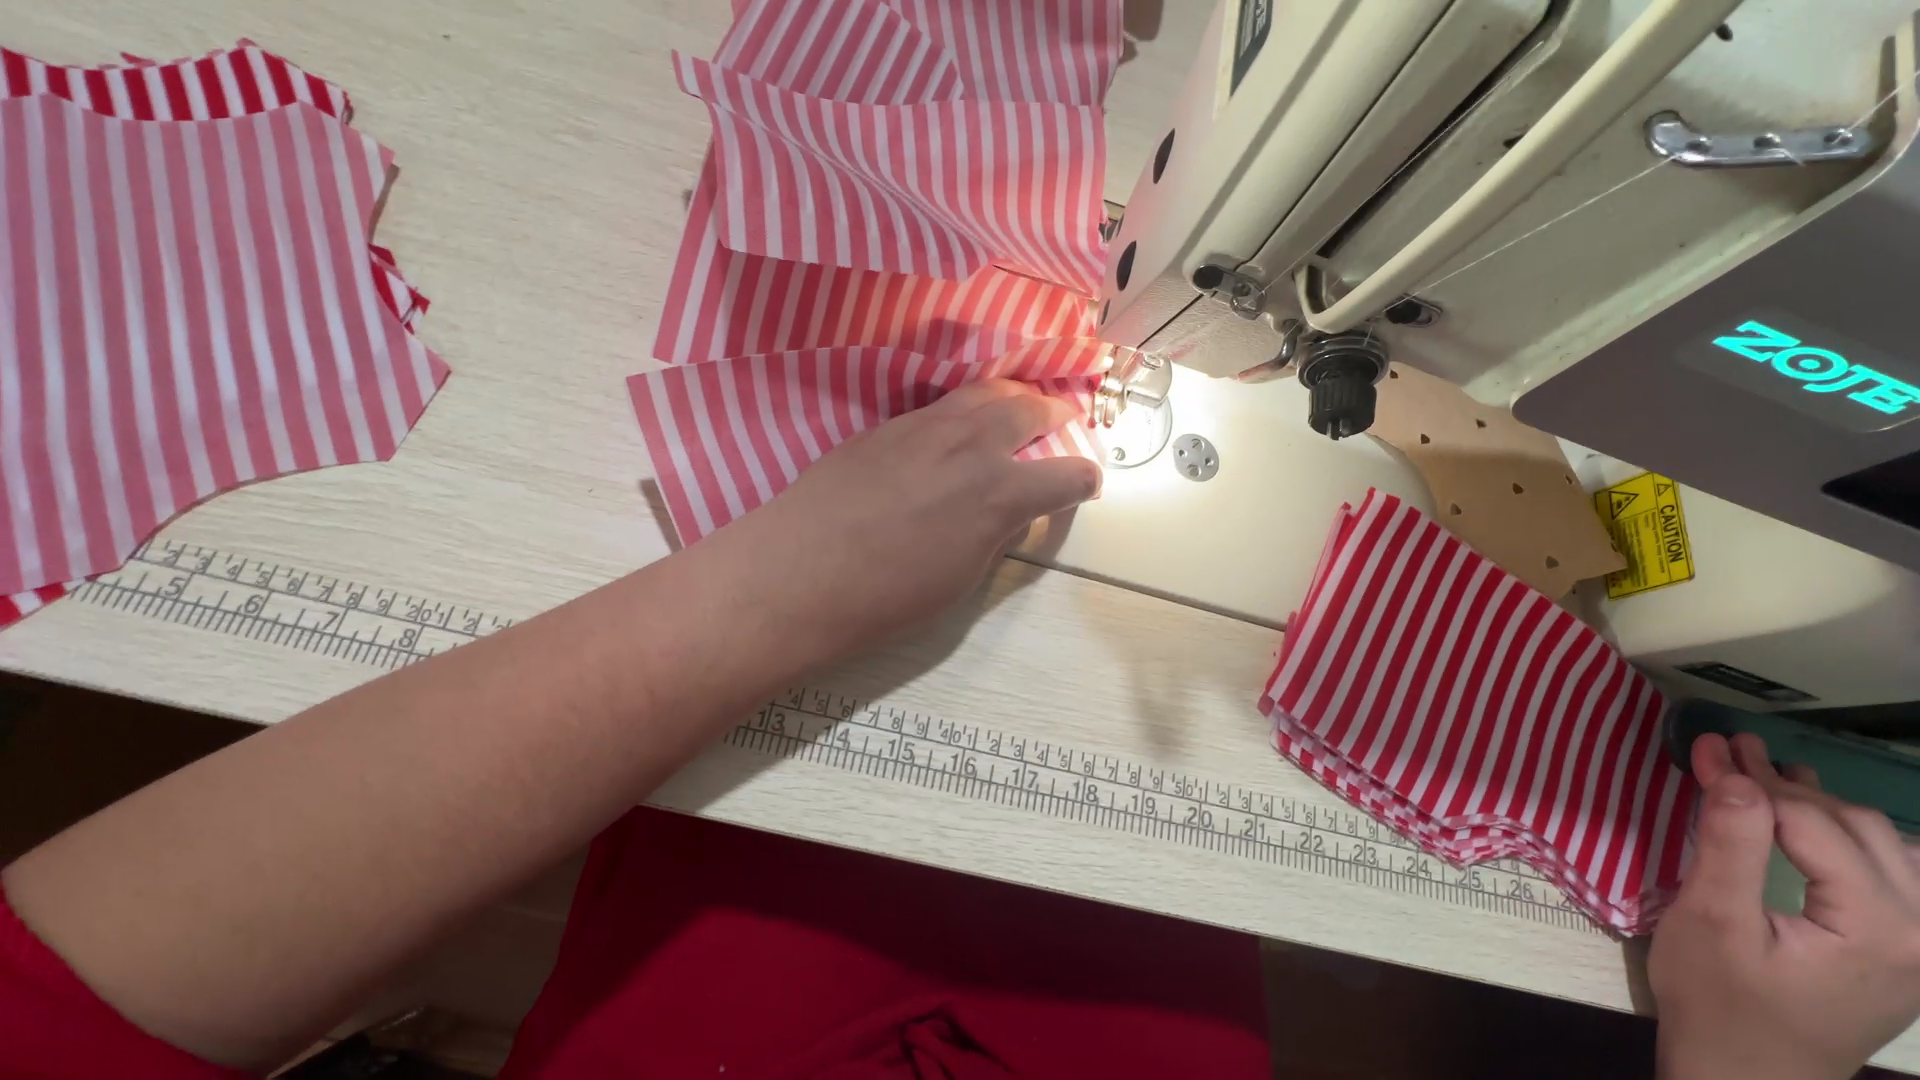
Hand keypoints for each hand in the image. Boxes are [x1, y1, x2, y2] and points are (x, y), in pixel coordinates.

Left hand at [705, 378, 1100, 659]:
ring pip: (983, 391)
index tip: (1085, 486)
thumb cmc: (888, 595)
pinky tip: (956, 422)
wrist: (803, 569)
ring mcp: (926, 426)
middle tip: (1062, 417)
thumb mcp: (962, 577)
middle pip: (1030, 410)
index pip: (1068, 475)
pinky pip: (940, 404)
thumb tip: (1006, 510)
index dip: (1084, 481)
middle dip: (1055, 414)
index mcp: (1001, 492)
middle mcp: (972, 445)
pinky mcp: (888, 425)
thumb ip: (994, 532)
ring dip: (1011, 395)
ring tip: (1018, 401)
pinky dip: (964, 407)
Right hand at [1650, 732, 1919, 1079]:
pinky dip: (1842, 834)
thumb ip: (1730, 846)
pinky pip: (1889, 871)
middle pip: (1858, 827)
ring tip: (1760, 771)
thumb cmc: (1717, 997)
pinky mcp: (1902, 949)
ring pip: (1883, 843)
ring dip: (1818, 804)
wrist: (1745, 1072)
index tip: (1705, 747)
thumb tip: (1736, 775)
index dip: (1755, 780)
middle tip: (1724, 751)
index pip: (1814, 825)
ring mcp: (1919, 943)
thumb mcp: (1709, 919)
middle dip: (1784, 785)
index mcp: (1877, 926)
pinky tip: (1804, 818)